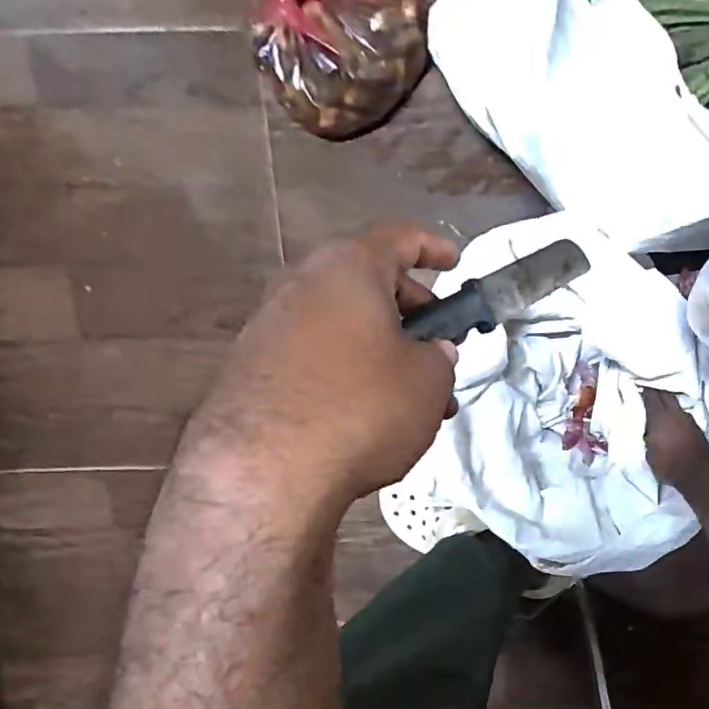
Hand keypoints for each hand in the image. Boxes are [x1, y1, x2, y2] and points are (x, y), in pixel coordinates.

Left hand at [182, 224, 461, 511]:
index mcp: (348, 270)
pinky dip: (352, 373)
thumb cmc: (363, 407)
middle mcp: (302, 286)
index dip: (433, 248)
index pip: (398, 239)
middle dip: (413, 316)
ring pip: (345, 328)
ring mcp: (270, 328)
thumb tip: (432, 353)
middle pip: (368, 286)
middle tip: (442, 350)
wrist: (267, 469)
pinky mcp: (254, 370)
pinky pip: (317, 357)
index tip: (455, 263)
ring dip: (385, 354)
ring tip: (416, 400)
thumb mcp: (428, 381)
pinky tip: (372, 415)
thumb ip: (439, 357)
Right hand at [644, 389, 708, 488]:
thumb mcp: (649, 454)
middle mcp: (674, 413)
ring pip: (675, 403)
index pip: (650, 396)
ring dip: (667, 403)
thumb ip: (647, 437)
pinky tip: (672, 421)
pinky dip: (676, 414)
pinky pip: (682, 413)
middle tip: (648, 397)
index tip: (637, 393)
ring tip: (660, 409)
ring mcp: (687, 418)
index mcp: (659, 417)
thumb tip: (648, 431)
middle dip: (656, 394)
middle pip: (664, 395)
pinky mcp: (696, 426)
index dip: (643, 393)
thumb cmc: (668, 465)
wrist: (697, 473)